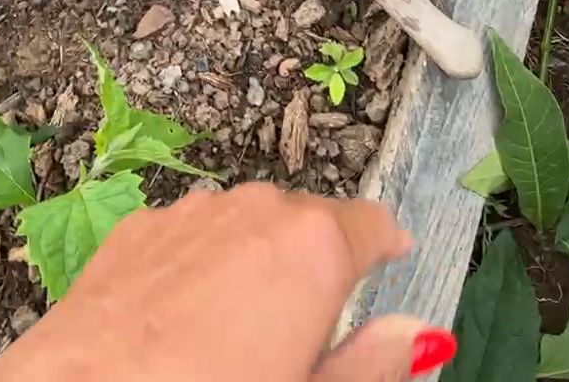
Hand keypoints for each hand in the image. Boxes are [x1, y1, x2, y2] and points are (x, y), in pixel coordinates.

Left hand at [0, 182, 456, 381]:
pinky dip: (203, 261)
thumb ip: (373, 362)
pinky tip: (179, 319)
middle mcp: (260, 207)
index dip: (385, 244)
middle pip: (309, 221)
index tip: (390, 258)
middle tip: (302, 326)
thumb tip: (425, 334)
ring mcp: (197, 210)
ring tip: (234, 328)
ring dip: (256, 258)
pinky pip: (194, 232)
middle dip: (316, 260)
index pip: (372, 223)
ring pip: (249, 223)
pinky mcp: (143, 224)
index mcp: (314, 245)